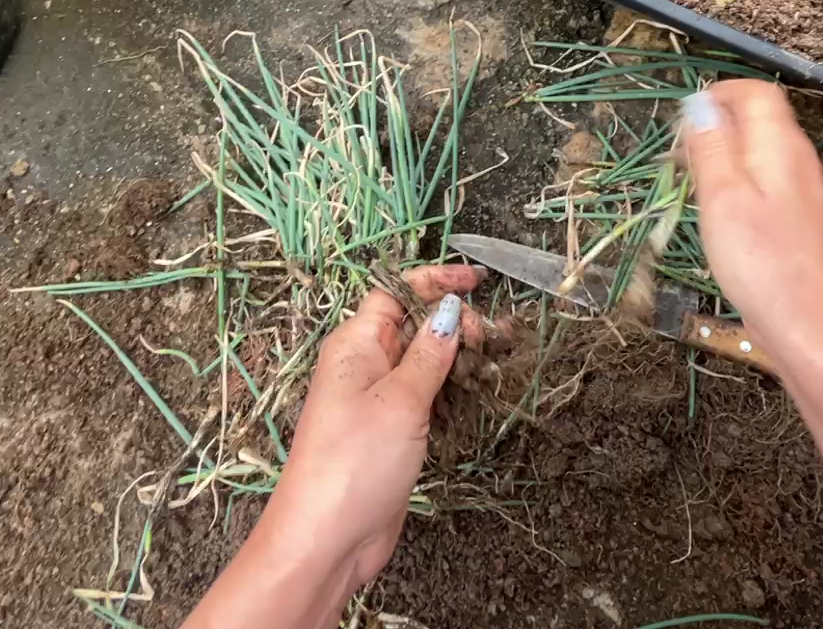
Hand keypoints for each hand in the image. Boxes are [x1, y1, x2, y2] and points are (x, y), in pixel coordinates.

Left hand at [184, 265, 483, 628]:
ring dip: (458, 355)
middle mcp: (365, 363)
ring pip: (424, 360)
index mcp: (356, 343)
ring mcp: (378, 398)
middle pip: (414, 324)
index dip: (434, 281)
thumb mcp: (400, 400)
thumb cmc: (355, 461)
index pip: (396, 292)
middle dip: (453, 320)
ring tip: (496, 357)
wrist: (326, 541)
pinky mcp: (392, 429)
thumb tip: (449, 309)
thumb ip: (429, 352)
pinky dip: (452, 387)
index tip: (476, 281)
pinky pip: (426, 393)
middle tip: (488, 337)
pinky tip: (479, 390)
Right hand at [680, 81, 822, 370]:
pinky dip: (731, 178)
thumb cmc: (761, 261)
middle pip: (755, 118)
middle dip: (713, 125)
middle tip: (678, 156)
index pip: (756, 92)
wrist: (808, 326)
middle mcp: (794, 158)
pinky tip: (714, 208)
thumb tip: (699, 103)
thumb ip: (711, 146)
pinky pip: (758, 176)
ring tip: (689, 182)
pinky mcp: (792, 214)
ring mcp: (797, 188)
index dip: (718, 95)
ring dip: (718, 153)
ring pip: (754, 149)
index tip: (682, 121)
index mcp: (780, 145)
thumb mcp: (722, 197)